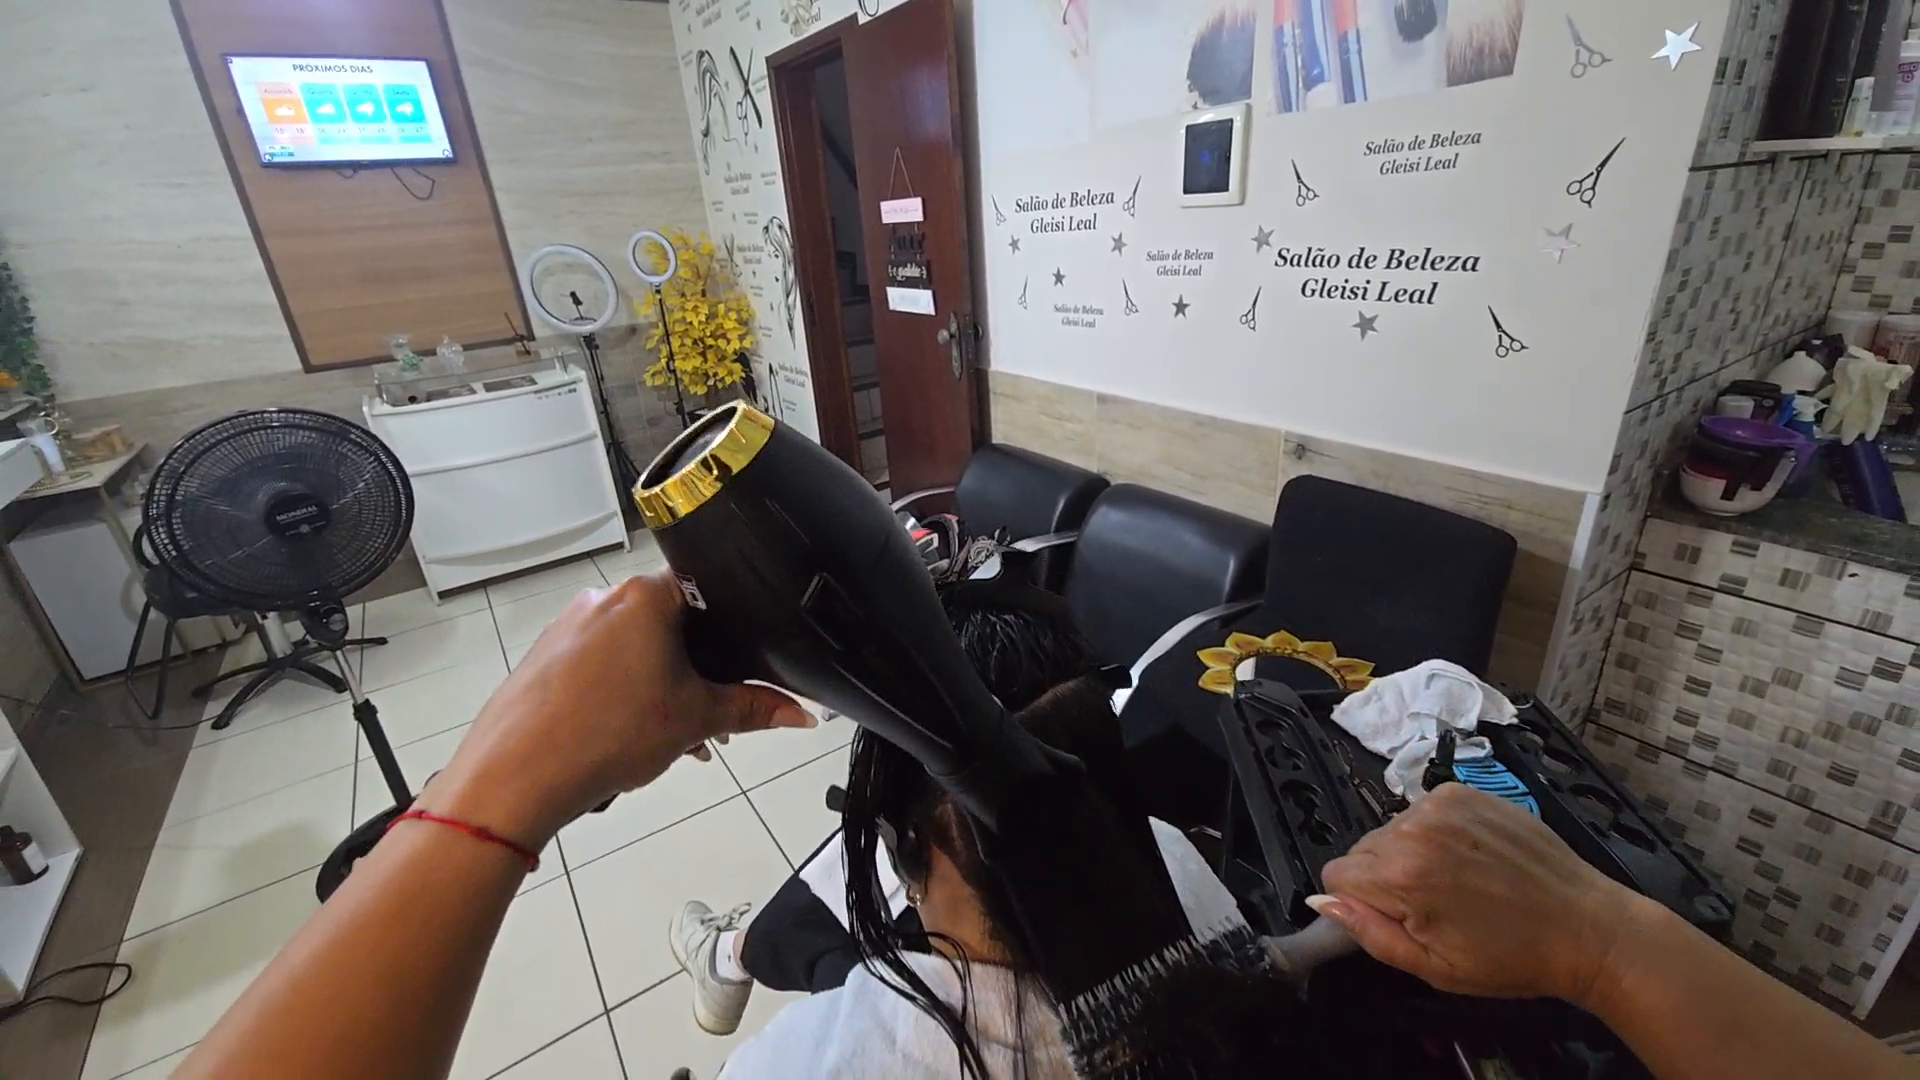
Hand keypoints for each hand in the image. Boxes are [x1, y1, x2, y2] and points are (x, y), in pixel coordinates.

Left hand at [418, 574, 810, 846]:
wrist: (512, 779)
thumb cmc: (609, 733)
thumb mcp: (695, 718)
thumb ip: (753, 709)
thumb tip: (803, 716)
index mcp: (645, 596)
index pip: (708, 589)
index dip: (733, 627)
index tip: (742, 664)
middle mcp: (604, 598)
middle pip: (672, 622)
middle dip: (698, 669)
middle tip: (710, 716)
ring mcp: (567, 625)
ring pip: (636, 645)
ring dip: (662, 683)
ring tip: (672, 738)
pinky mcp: (544, 655)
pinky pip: (601, 661)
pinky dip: (624, 687)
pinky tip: (629, 733)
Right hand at [1314, 784, 1647, 1007]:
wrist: (1593, 930)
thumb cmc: (1512, 959)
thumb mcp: (1435, 968)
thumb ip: (1369, 934)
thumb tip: (1320, 902)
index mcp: (1401, 875)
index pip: (1337, 874)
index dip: (1361, 901)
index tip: (1398, 916)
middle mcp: (1411, 829)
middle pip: (1362, 850)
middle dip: (1384, 876)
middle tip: (1434, 903)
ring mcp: (1437, 805)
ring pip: (1390, 830)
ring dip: (1410, 852)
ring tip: (1457, 878)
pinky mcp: (1460, 792)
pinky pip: (1420, 811)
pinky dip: (1435, 832)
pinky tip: (1470, 854)